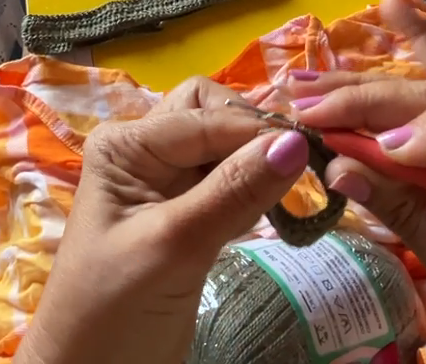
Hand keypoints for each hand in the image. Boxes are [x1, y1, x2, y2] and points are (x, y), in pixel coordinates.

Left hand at [15, 79, 308, 363]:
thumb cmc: (115, 310)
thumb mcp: (174, 246)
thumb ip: (233, 192)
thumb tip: (294, 142)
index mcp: (126, 143)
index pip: (202, 116)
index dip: (255, 129)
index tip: (311, 150)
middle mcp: (145, 151)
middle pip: (211, 115)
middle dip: (252, 133)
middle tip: (298, 166)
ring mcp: (166, 183)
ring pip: (224, 147)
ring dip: (258, 160)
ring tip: (292, 188)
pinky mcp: (187, 215)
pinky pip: (229, 183)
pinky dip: (254, 190)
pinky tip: (272, 210)